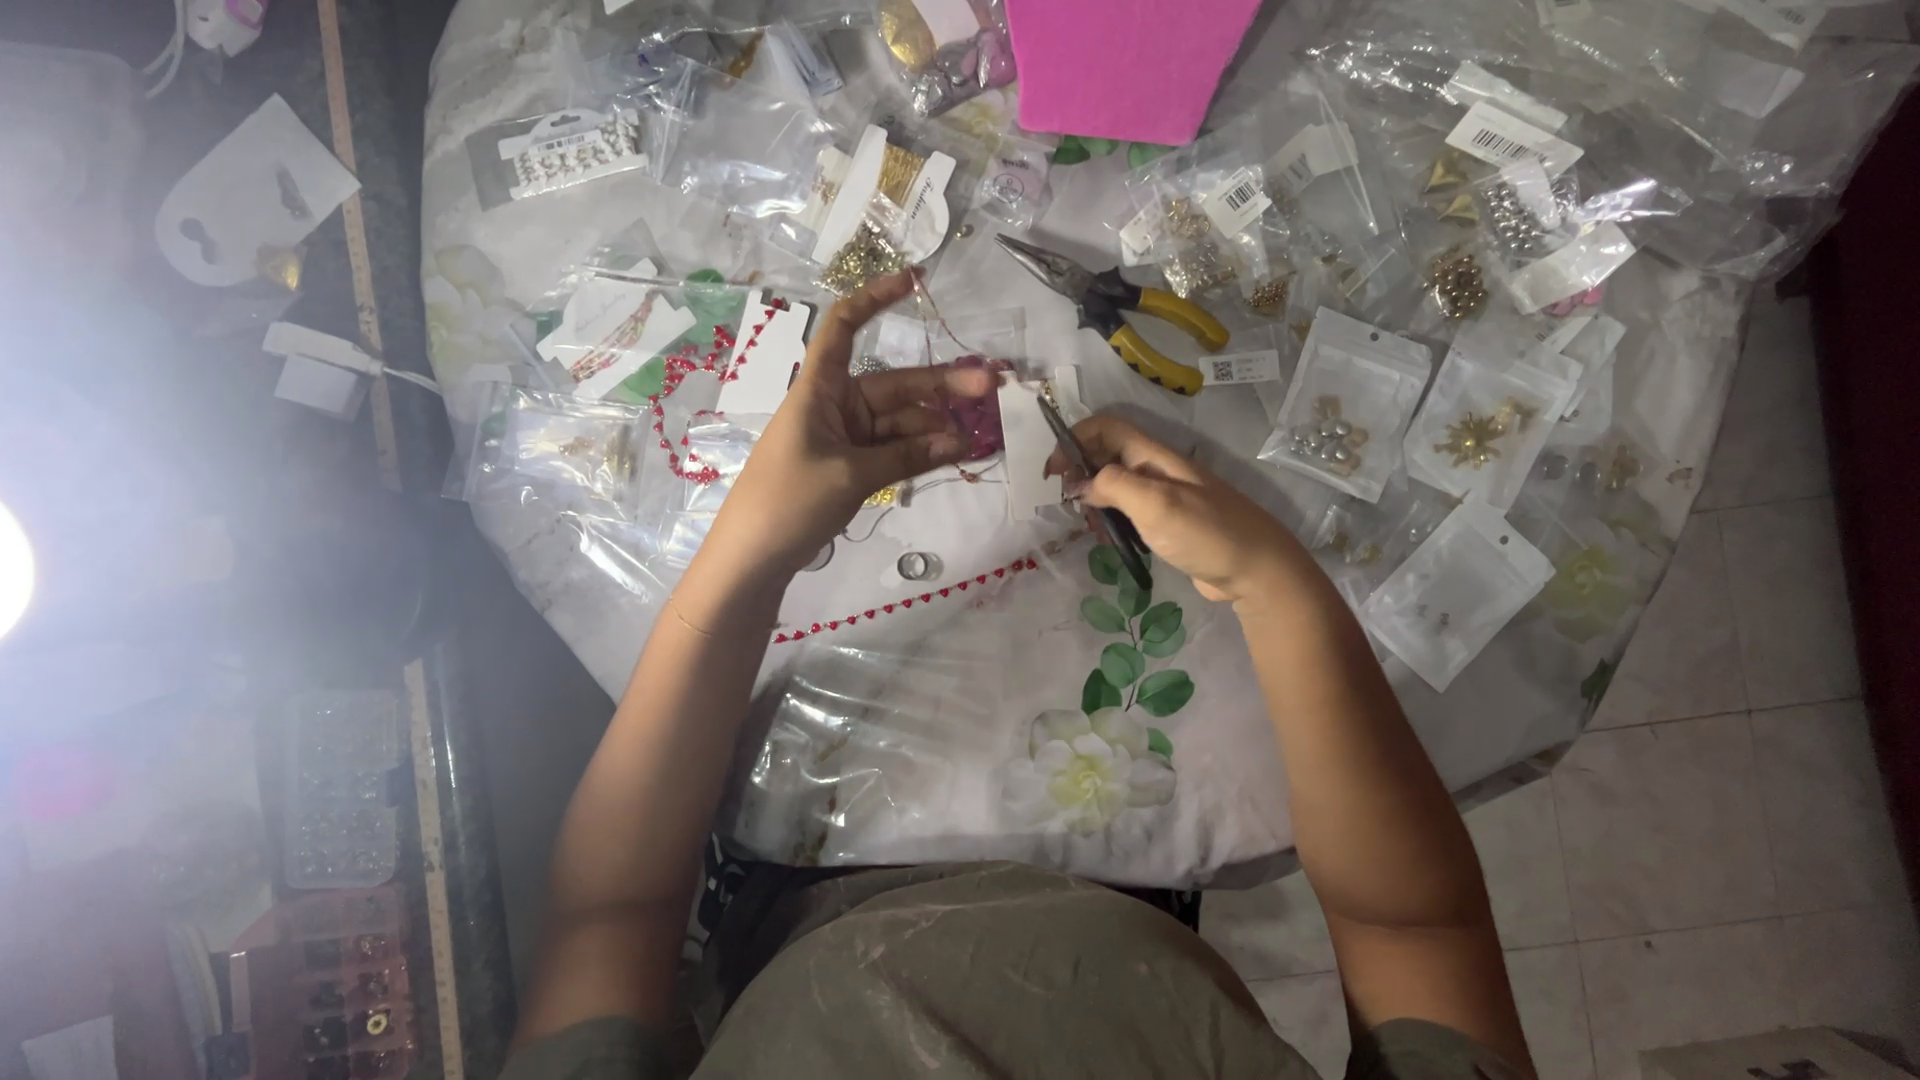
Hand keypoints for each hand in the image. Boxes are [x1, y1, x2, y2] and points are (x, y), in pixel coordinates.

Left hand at [697, 271, 995, 584]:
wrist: (754, 556)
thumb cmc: (789, 501)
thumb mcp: (851, 476)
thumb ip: (907, 457)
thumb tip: (963, 442)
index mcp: (820, 389)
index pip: (844, 328)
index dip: (875, 299)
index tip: (913, 281)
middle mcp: (835, 405)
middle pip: (895, 386)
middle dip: (941, 387)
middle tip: (990, 388)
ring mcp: (846, 437)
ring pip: (901, 422)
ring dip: (937, 430)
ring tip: (977, 441)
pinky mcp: (851, 466)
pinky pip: (894, 450)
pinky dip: (921, 453)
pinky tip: (954, 456)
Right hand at [1047, 414, 1311, 608]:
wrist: (1256, 570)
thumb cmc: (1207, 532)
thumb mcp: (1155, 504)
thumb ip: (1113, 486)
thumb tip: (1080, 485)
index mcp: (1154, 456)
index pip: (1106, 427)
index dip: (1074, 439)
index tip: (1053, 472)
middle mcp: (1157, 470)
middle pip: (1107, 451)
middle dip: (1078, 466)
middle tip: (1061, 497)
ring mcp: (1164, 496)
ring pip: (1116, 481)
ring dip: (1091, 491)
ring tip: (1079, 517)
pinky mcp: (1167, 523)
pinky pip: (1129, 508)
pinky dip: (1109, 514)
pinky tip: (1104, 532)